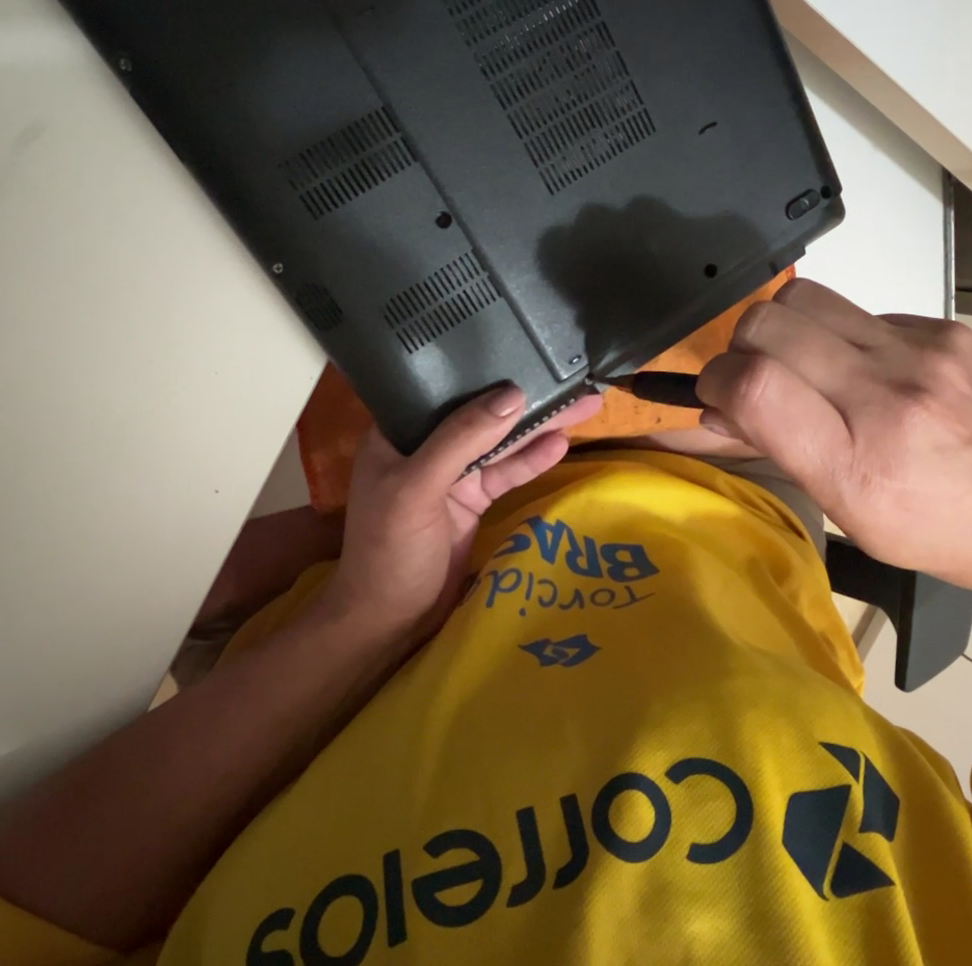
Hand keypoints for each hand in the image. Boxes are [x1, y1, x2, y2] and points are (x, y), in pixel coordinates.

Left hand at [326, 386, 603, 637]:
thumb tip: (513, 396)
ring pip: (500, 443)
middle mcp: (425, 446)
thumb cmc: (388, 551)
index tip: (527, 350)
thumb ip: (461, 441)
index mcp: (397, 433)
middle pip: (482, 414)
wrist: (390, 621)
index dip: (484, 370)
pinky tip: (560, 444)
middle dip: (525, 398)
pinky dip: (532, 460)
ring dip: (538, 427)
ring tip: (583, 404)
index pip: (445, 389)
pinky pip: (506, 473)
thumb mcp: (417, 489)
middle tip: (572, 378)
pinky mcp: (473, 501)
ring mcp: (452, 475)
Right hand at [696, 279, 971, 611]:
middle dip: (740, 348)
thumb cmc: (948, 536)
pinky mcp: (947, 329)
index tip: (717, 396)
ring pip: (806, 300)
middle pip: (768, 324)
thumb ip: (786, 453)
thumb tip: (723, 408)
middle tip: (754, 380)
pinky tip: (868, 374)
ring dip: (782, 330)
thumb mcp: (855, 519)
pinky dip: (841, 338)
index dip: (716, 381)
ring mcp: (923, 352)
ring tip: (803, 368)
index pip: (754, 386)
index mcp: (859, 467)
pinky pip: (862, 313)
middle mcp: (890, 397)